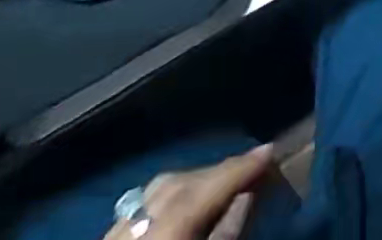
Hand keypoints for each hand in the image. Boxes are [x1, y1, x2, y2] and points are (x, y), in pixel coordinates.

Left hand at [104, 145, 273, 239]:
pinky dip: (171, 193)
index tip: (271, 150)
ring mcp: (117, 226)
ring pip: (160, 186)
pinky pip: (144, 201)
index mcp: (167, 227)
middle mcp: (139, 219)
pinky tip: (188, 199)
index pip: (208, 186)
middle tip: (254, 166)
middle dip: (220, 171)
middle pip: (183, 181)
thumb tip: (248, 193)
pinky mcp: (110, 233)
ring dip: (197, 178)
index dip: (242, 167)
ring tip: (225, 181)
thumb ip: (227, 230)